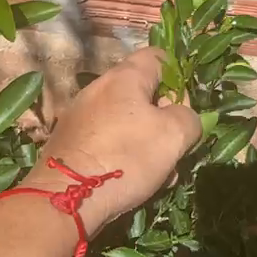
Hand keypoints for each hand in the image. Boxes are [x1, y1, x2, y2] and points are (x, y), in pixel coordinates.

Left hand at [21, 48, 200, 234]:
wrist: (66, 198)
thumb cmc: (125, 157)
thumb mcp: (174, 135)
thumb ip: (189, 118)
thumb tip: (184, 118)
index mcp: (124, 77)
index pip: (159, 58)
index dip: (179, 78)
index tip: (186, 108)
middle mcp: (97, 90)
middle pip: (142, 95)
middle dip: (164, 122)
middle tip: (175, 150)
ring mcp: (79, 117)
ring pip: (126, 124)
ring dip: (146, 145)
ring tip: (159, 176)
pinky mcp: (69, 144)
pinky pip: (106, 142)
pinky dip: (123, 157)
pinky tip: (131, 183)